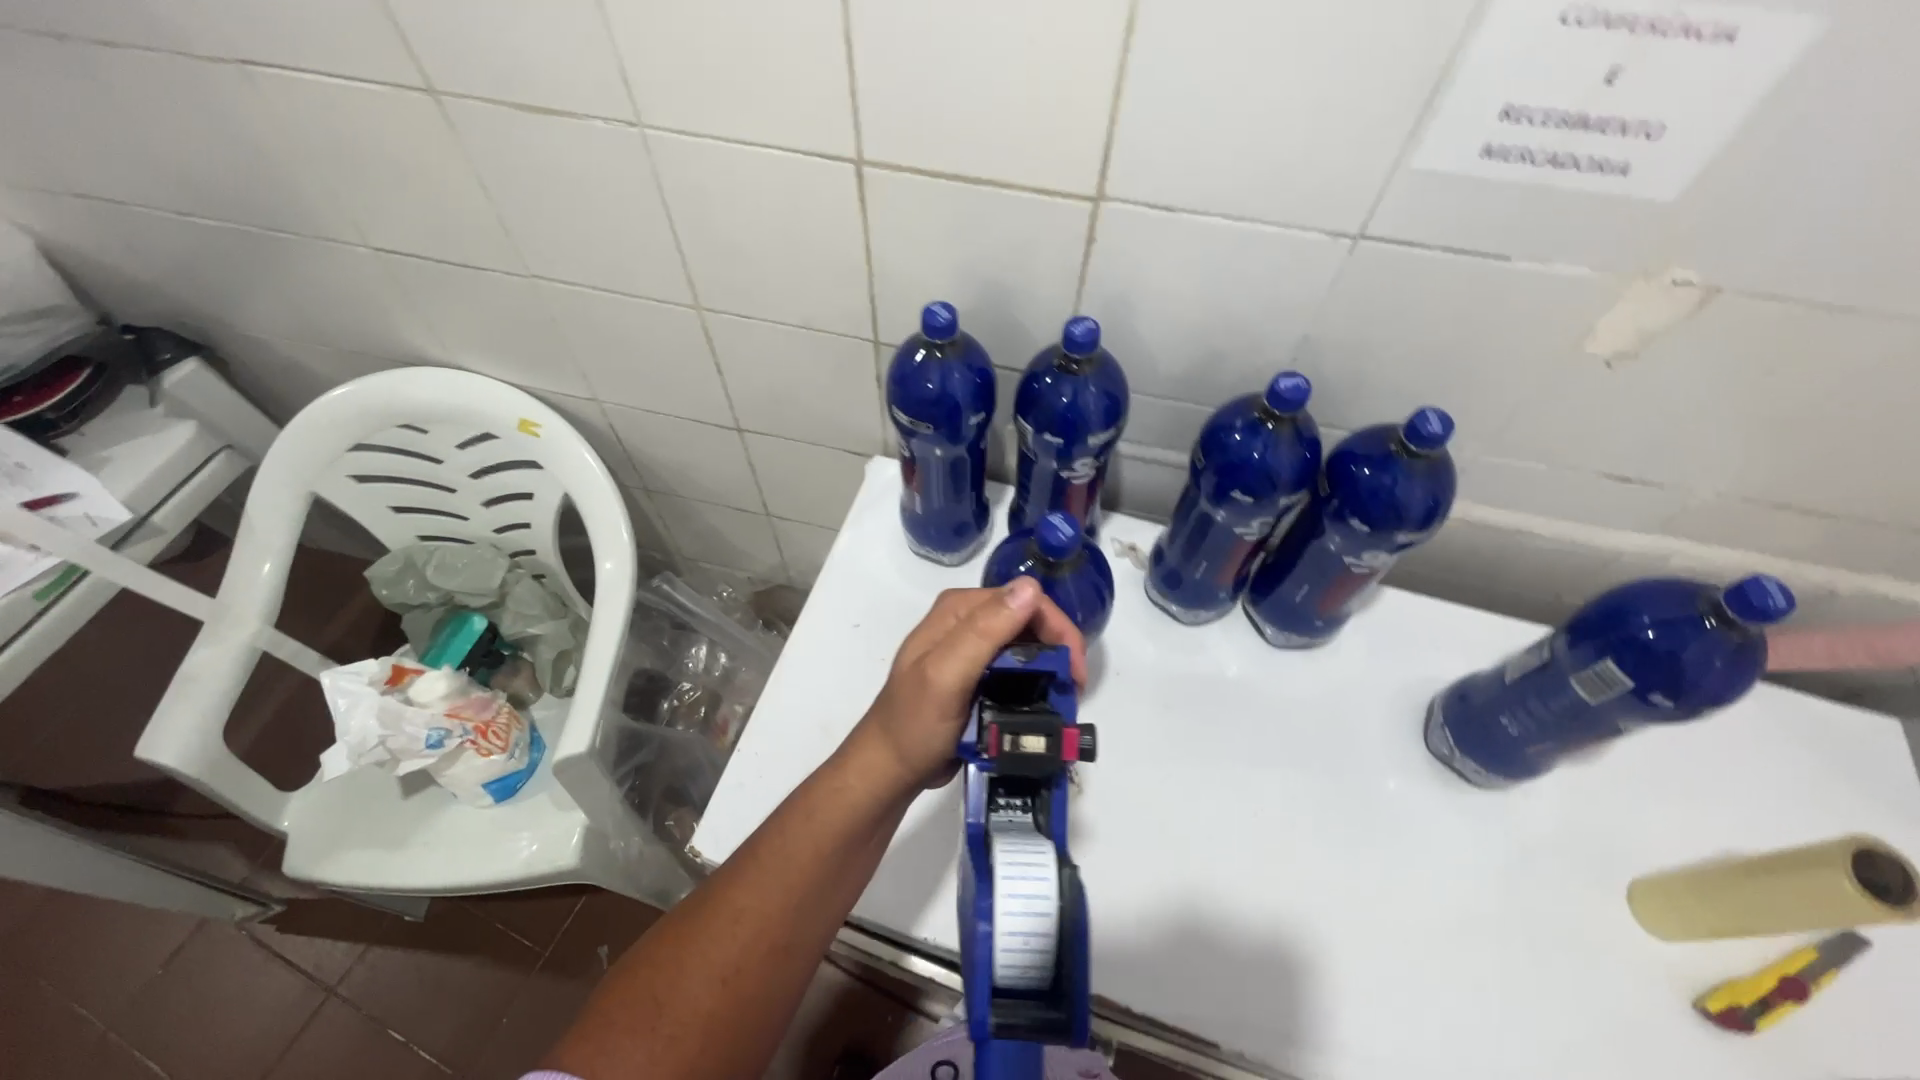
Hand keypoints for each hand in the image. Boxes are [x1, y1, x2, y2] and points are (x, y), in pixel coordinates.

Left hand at [845, 578, 1086, 794]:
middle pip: (1031, 621)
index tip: (1074, 672)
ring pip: (1029, 646)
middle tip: (1074, 691)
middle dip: (1059, 651)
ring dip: (1052, 670)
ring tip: (1065, 701)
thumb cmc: (914, 723)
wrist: (891, 768)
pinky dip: (1037, 684)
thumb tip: (1030, 588)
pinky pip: (1019, 670)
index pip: (1025, 599)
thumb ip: (984, 631)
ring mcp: (973, 649)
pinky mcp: (980, 676)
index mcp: (959, 609)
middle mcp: (967, 620)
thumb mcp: (946, 675)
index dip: (1056, 629)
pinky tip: (1046, 705)